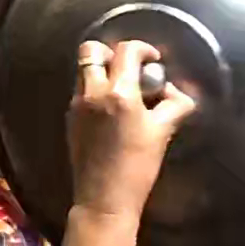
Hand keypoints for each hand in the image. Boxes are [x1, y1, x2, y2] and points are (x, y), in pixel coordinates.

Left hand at [67, 40, 197, 221]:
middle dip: (111, 52)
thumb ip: (174, 105)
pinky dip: (94, 89)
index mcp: (118, 93)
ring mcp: (76, 104)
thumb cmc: (138, 166)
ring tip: (121, 89)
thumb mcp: (162, 133)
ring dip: (101, 70)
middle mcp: (92, 92)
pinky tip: (110, 110)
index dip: (143, 48)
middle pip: (91, 50)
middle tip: (129, 68)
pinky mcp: (70, 116)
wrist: (104, 197)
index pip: (126, 51)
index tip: (153, 59)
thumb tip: (175, 91)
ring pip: (82, 69)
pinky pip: (80, 90)